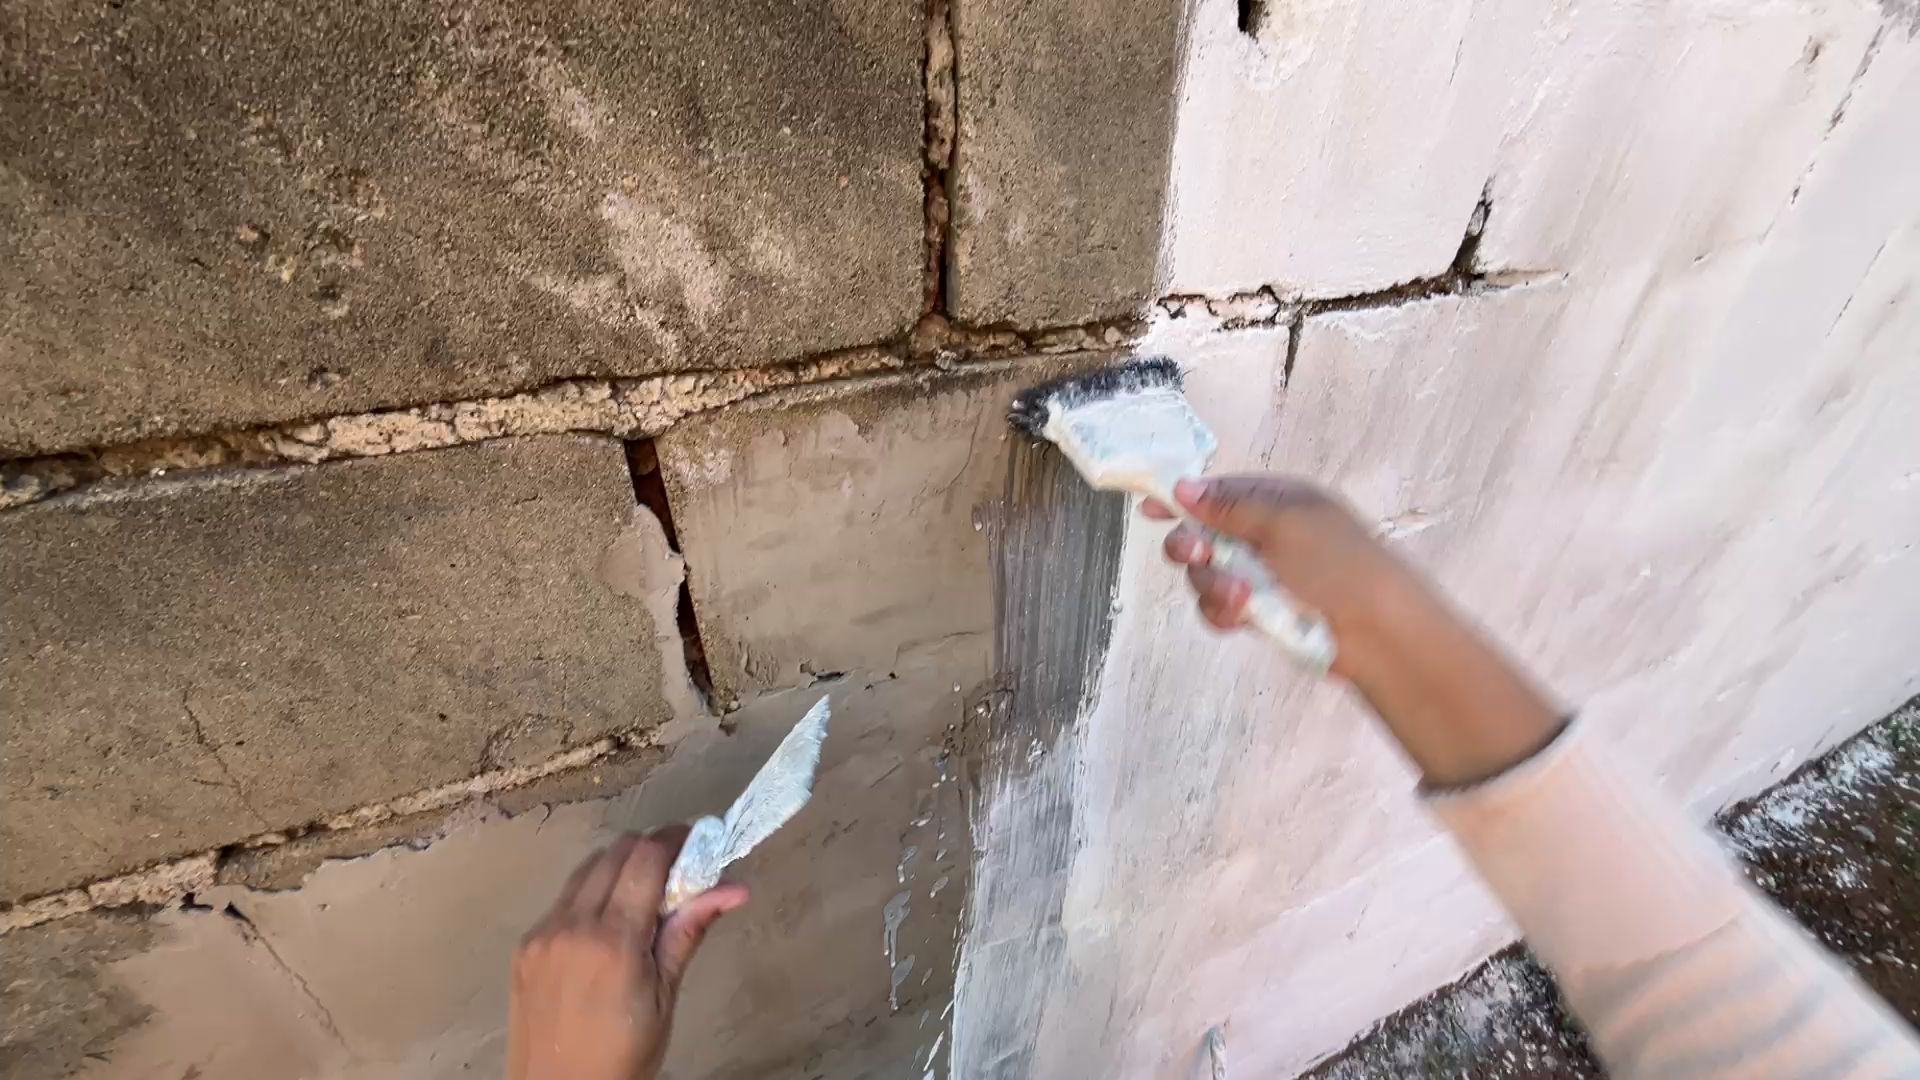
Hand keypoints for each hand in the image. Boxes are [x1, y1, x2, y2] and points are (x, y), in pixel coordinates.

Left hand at [508, 828, 748, 1079]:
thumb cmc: (624, 1055)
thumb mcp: (665, 995)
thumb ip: (690, 930)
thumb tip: (737, 887)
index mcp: (614, 940)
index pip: (647, 856)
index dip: (676, 839)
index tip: (698, 845)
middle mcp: (573, 925)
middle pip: (619, 849)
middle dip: (652, 848)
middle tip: (677, 871)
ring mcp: (542, 933)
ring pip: (590, 865)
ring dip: (622, 863)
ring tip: (643, 894)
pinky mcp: (525, 944)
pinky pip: (566, 894)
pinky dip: (594, 889)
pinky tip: (608, 920)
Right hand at [1142, 475, 1415, 680]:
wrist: (1381, 635)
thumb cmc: (1342, 567)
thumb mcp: (1284, 524)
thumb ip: (1229, 507)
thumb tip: (1185, 487)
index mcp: (1276, 501)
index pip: (1217, 493)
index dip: (1182, 499)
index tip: (1150, 507)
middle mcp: (1263, 535)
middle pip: (1201, 534)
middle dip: (1193, 547)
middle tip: (1198, 555)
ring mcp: (1259, 574)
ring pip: (1205, 574)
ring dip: (1214, 585)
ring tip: (1241, 598)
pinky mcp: (1256, 610)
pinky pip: (1218, 606)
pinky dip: (1223, 612)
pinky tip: (1241, 617)